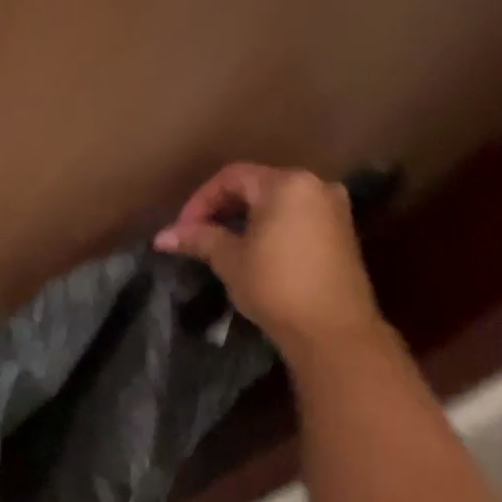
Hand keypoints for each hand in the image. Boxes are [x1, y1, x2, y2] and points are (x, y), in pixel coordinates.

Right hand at [154, 162, 385, 357]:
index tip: (181, 230)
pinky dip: (267, 225)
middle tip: (195, 236)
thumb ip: (198, 239)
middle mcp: (315, 186)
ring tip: (218, 244)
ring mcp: (332, 207)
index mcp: (286, 185)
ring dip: (242, 217)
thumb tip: (162, 236)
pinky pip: (294, 215)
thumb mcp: (228, 259)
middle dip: (220, 208)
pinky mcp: (339, 229)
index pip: (232, 177)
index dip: (199, 201)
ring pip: (275, 201)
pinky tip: (249, 250)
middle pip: (256, 185)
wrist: (330, 324)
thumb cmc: (274, 284)